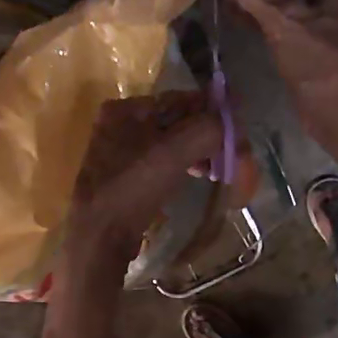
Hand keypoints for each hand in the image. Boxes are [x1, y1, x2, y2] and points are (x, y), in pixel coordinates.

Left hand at [65, 91, 220, 270]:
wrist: (100, 237)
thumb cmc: (133, 188)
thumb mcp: (173, 152)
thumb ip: (208, 129)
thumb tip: (233, 123)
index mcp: (126, 109)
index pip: (181, 100)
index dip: (213, 112)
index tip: (238, 129)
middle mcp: (120, 125)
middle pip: (177, 122)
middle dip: (208, 136)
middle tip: (233, 155)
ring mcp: (120, 154)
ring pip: (172, 144)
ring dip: (200, 153)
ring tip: (219, 170)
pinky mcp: (126, 180)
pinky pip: (163, 164)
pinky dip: (185, 167)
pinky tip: (199, 177)